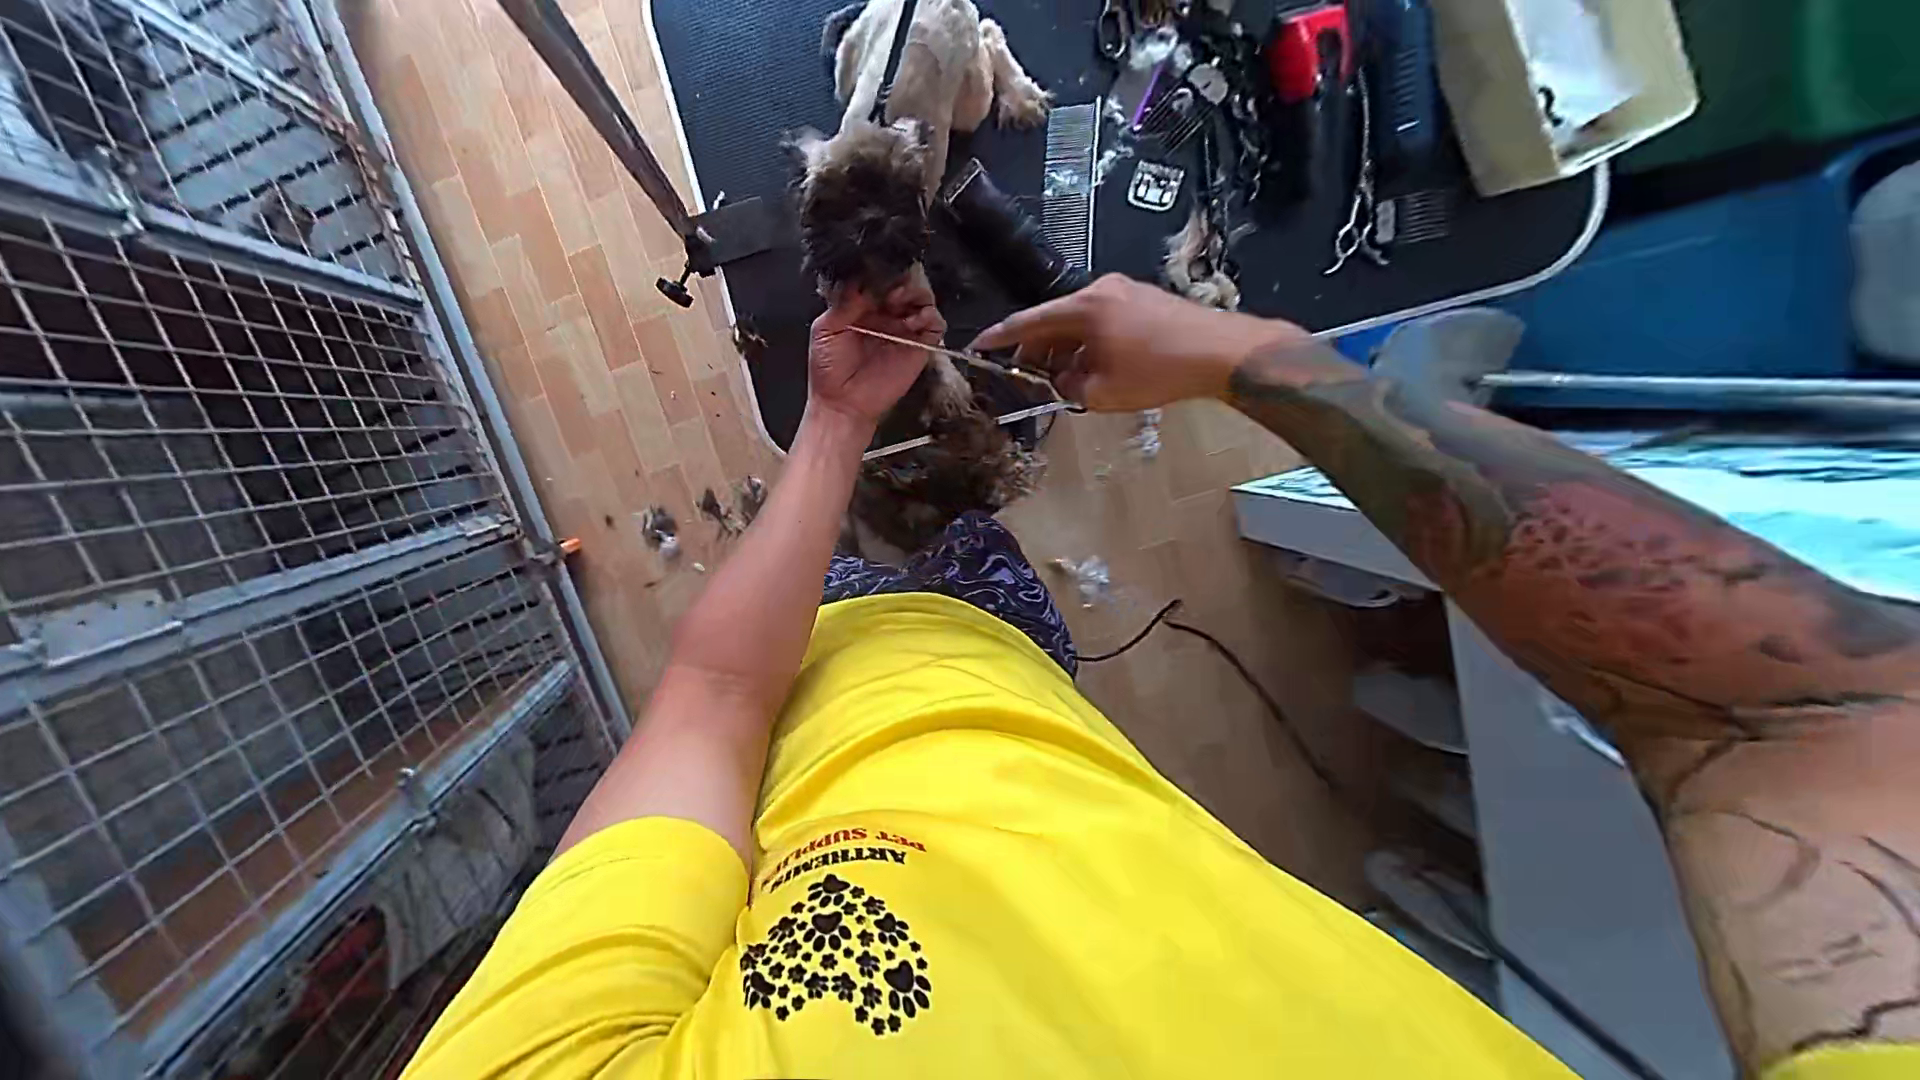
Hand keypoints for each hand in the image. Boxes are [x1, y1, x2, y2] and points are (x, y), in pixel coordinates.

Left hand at [807, 276, 945, 428]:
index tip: (876, 275)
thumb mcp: (826, 328)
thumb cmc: (829, 370)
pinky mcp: (920, 347)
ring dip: (916, 294)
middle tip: (891, 291)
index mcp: (864, 306)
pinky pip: (935, 325)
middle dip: (901, 280)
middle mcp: (887, 315)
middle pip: (905, 283)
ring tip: (901, 303)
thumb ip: (844, 301)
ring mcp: (905, 330)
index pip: (880, 278)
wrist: (842, 404)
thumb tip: (863, 280)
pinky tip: (913, 322)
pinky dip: (930, 316)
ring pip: (923, 299)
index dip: (882, 272)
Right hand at [970, 274, 1323, 410]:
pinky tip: (1093, 366)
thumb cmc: (1157, 372)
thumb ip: (1069, 387)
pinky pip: (1101, 320)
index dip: (1001, 337)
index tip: (979, 345)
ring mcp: (1124, 291)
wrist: (1221, 352)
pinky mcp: (1142, 300)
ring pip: (1078, 321)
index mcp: (1083, 308)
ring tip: (1062, 379)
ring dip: (1065, 349)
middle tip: (1026, 376)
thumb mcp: (1102, 392)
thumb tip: (1061, 380)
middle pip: (1054, 320)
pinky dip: (1088, 342)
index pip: (1029, 322)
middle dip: (1037, 349)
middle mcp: (1100, 290)